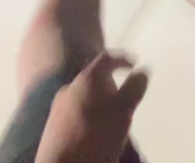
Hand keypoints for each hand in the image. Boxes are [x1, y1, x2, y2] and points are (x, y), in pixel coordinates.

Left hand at [35, 52, 149, 162]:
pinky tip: (94, 132)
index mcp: (86, 79)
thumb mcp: (121, 113)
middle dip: (111, 85)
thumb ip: (133, 89)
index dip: (123, 58)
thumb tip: (143, 70)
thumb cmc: (94, 138)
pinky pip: (75, 112)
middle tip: (124, 98)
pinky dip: (88, 116)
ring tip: (111, 119)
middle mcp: (69, 87)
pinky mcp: (51, 128)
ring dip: (99, 103)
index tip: (135, 64)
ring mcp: (57, 107)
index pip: (106, 57)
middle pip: (94, 78)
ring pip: (84, 97)